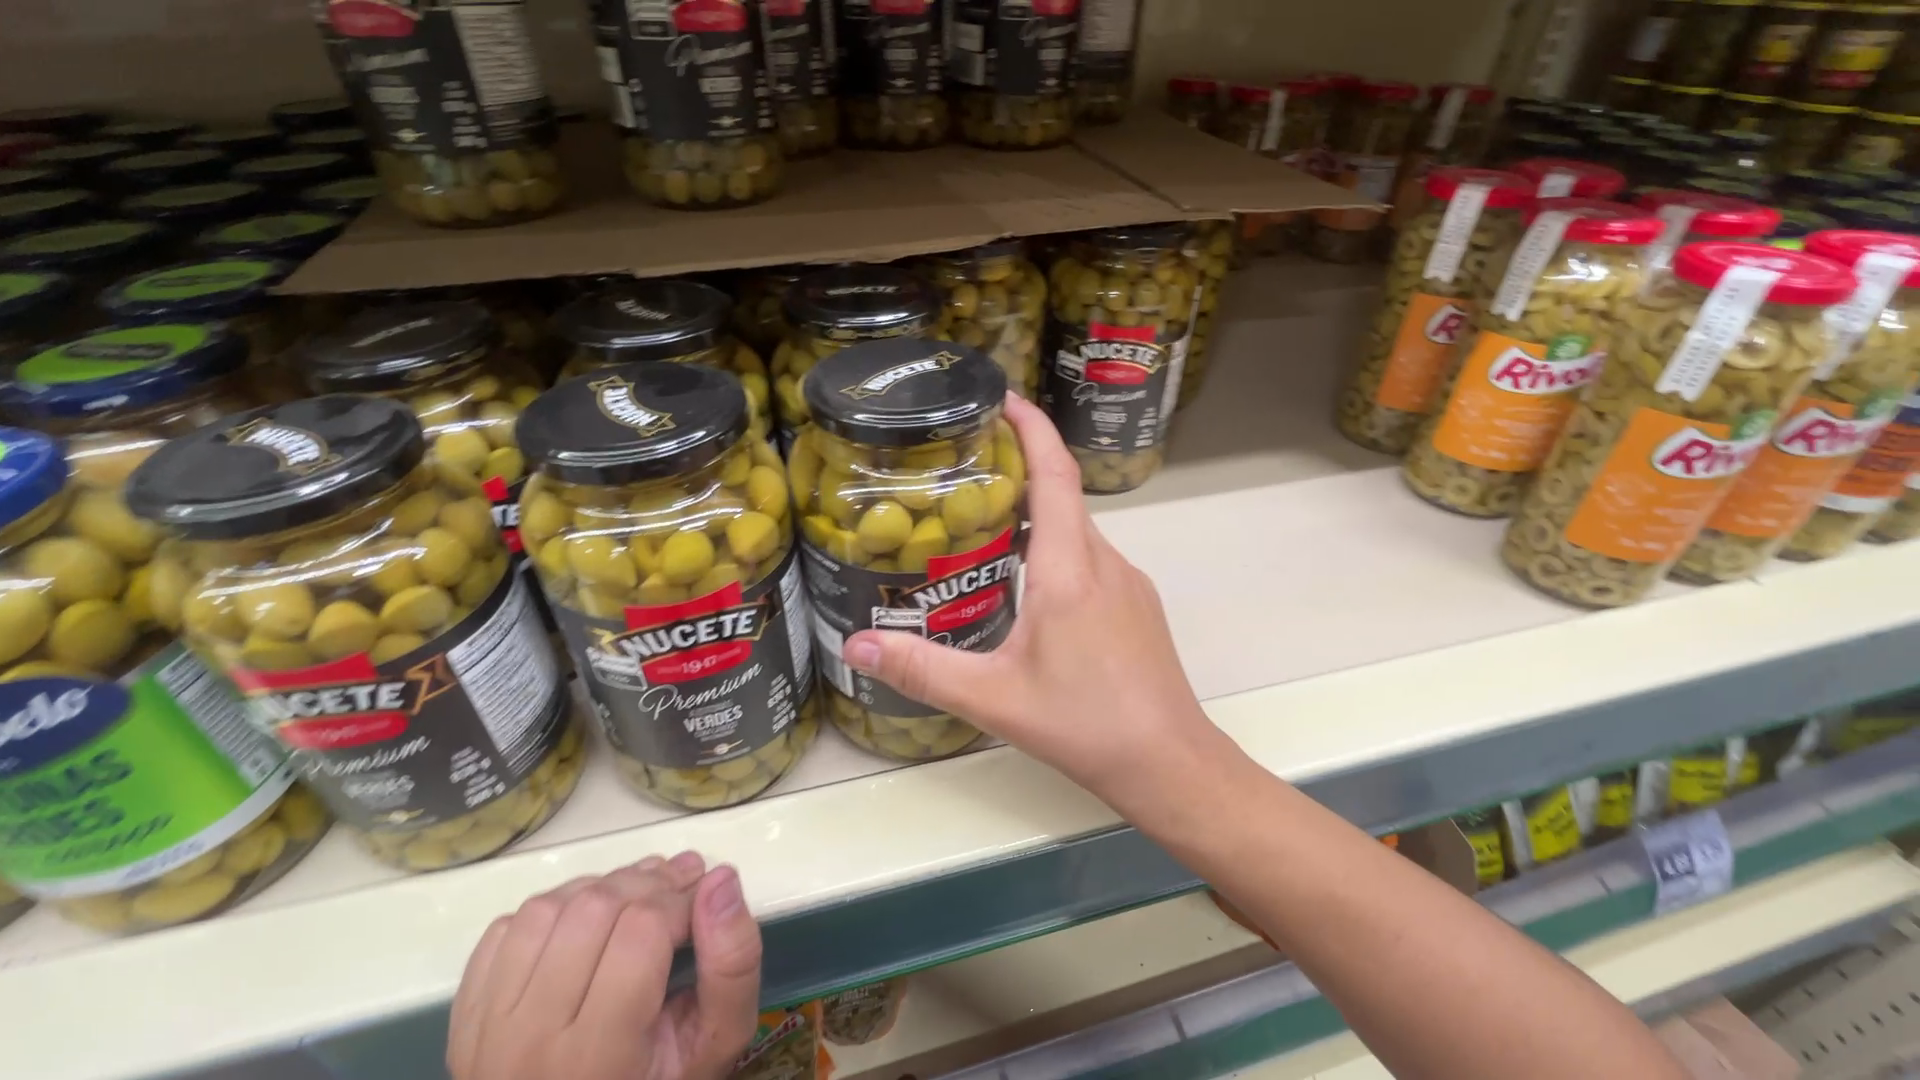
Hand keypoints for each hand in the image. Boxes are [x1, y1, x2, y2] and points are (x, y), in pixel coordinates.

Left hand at [447, 852, 761, 1079]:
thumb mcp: (715, 1045)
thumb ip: (733, 965)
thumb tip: (720, 879)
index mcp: (597, 1056)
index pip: (641, 931)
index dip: (682, 899)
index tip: (705, 899)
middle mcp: (529, 1038)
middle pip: (593, 910)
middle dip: (649, 882)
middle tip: (683, 882)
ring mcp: (488, 1024)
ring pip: (546, 908)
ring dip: (602, 886)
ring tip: (639, 895)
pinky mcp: (468, 1012)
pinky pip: (506, 929)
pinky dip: (552, 909)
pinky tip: (585, 923)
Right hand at [842, 394, 1228, 812]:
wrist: (1168, 762)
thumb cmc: (1084, 724)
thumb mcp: (993, 698)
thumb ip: (922, 669)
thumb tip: (854, 646)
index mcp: (1070, 569)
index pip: (1056, 474)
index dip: (1032, 428)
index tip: (1002, 397)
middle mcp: (1106, 562)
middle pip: (1064, 497)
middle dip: (1020, 471)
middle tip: (965, 469)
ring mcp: (1129, 584)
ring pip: (1078, 532)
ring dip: (1038, 516)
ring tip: (984, 525)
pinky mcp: (1138, 607)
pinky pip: (1092, 559)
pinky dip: (1058, 551)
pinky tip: (1029, 587)